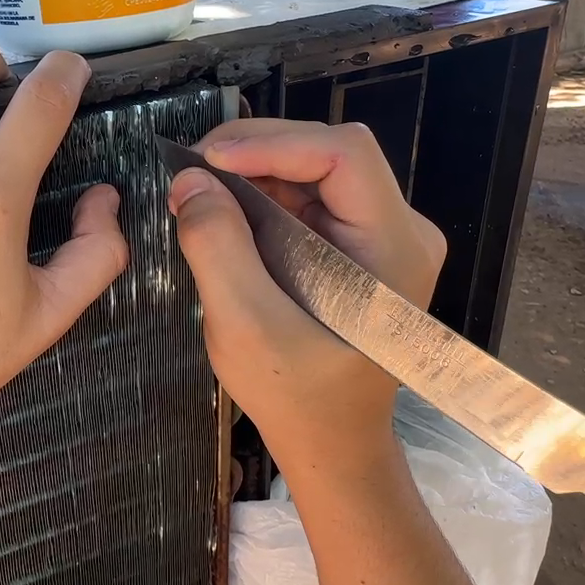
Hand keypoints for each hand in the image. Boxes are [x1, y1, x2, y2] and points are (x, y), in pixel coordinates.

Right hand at [167, 120, 446, 466]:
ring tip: (194, 192)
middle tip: (187, 172)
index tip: (206, 160)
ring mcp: (377, 234)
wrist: (330, 441)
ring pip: (310, 169)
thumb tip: (190, 180)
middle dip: (252, 153)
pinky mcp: (352, 244)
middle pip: (326, 153)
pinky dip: (255, 195)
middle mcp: (397, 229)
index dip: (272, 143)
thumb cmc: (296, 395)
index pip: (343, 154)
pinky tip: (220, 212)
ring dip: (248, 172)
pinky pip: (303, 196)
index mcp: (392, 247)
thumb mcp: (245, 325)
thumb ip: (217, 247)